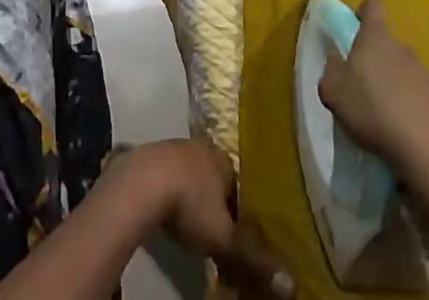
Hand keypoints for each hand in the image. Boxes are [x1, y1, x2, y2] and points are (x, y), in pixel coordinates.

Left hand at [119, 141, 292, 297]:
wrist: (138, 185)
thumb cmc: (188, 204)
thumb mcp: (223, 237)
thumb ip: (254, 257)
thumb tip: (290, 283)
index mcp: (221, 158)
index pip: (237, 182)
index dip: (238, 206)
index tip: (236, 227)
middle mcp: (198, 146)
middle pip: (211, 174)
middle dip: (212, 197)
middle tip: (210, 224)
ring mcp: (169, 147)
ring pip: (185, 171)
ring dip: (186, 190)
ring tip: (185, 218)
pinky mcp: (144, 156)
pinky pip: (161, 174)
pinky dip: (164, 189)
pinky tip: (160, 207)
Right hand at [317, 0, 428, 170]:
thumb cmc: (372, 110)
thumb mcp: (334, 92)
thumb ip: (331, 70)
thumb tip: (336, 59)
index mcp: (375, 38)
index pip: (373, 6)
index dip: (363, 13)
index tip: (353, 30)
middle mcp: (402, 48)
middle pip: (386, 43)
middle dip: (372, 60)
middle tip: (358, 88)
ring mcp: (424, 74)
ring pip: (400, 71)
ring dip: (389, 86)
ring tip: (377, 117)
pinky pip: (416, 95)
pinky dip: (406, 108)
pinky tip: (398, 132)